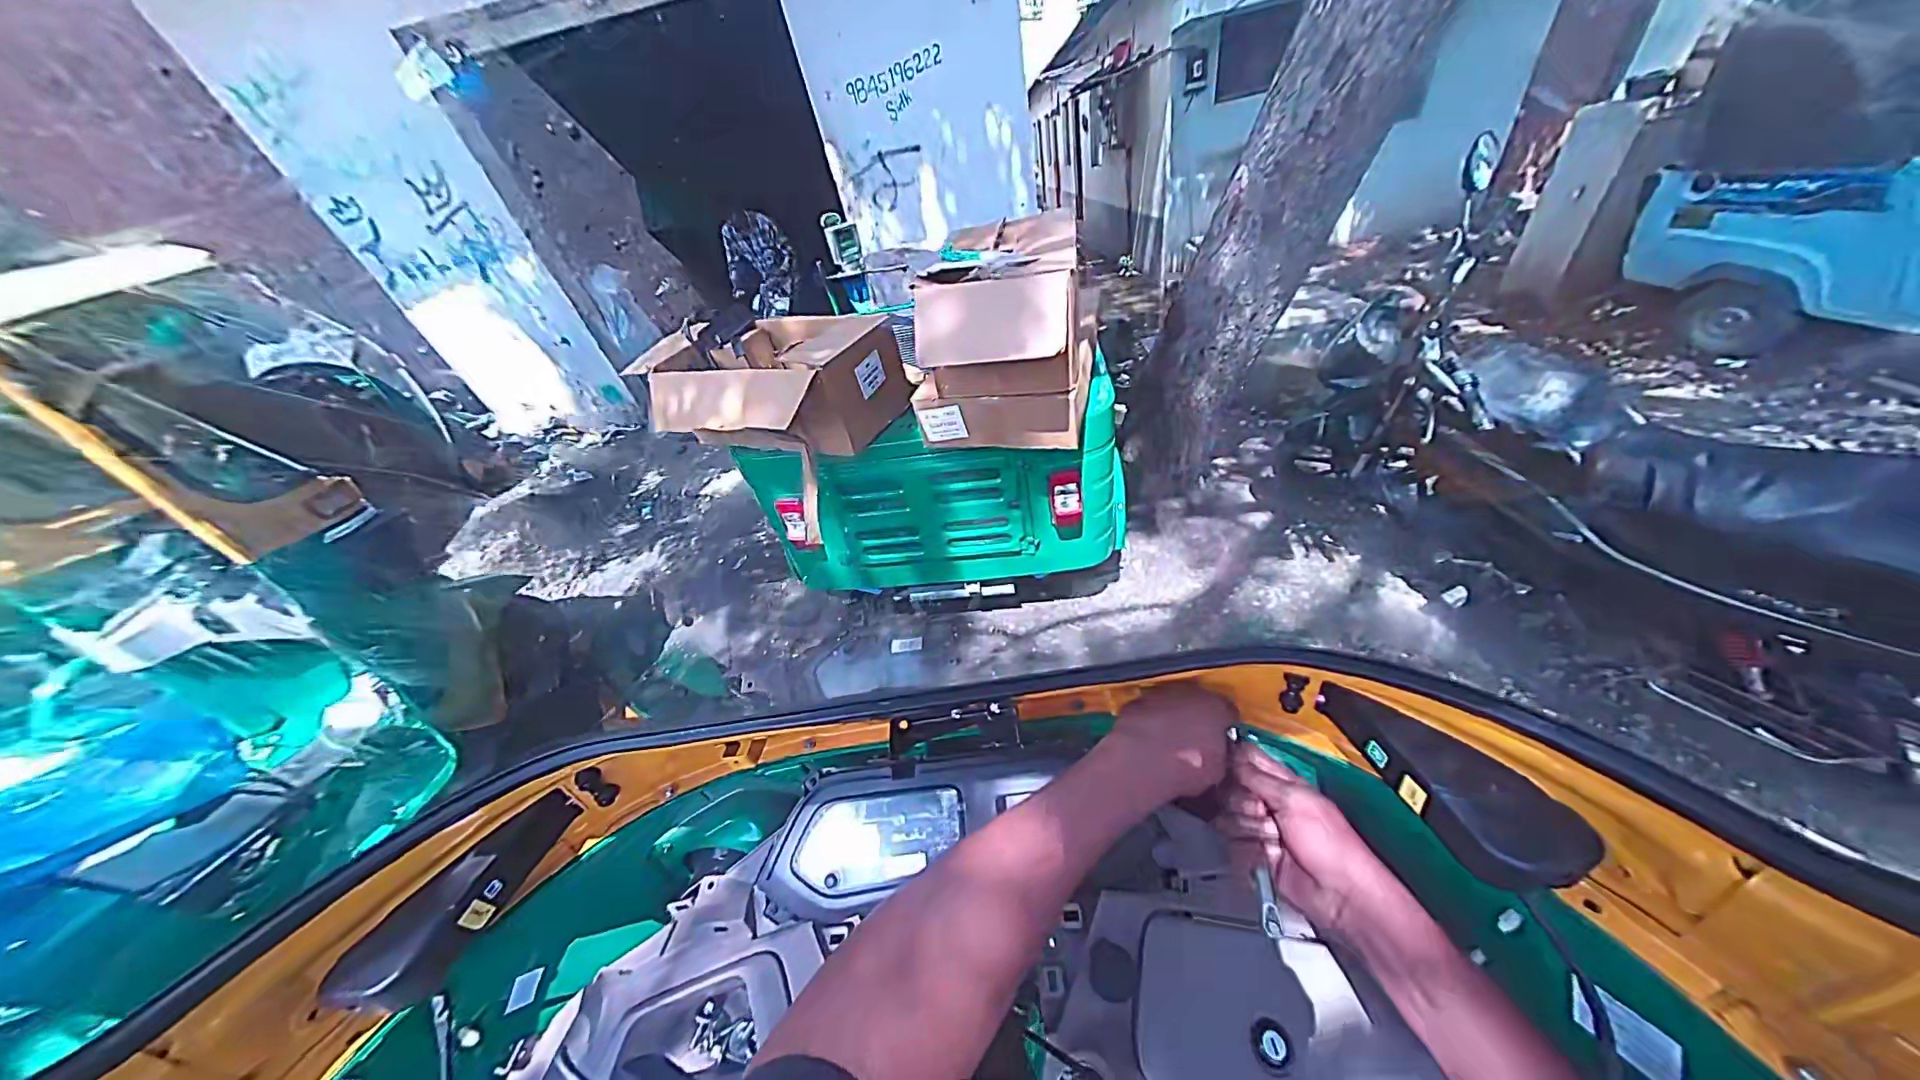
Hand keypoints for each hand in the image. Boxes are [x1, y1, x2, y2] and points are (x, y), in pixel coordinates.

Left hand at [1095, 684, 1235, 801]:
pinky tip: (1149, 738)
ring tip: (1170, 740)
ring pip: (1173, 702)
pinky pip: (1150, 709)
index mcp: (1217, 707)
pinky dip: (1151, 719)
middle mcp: (1190, 692)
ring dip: (1173, 715)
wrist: (1141, 760)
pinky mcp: (1136, 701)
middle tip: (1195, 740)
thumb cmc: (1187, 766)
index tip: (1222, 741)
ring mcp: (1160, 693)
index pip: (1229, 713)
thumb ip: (1222, 753)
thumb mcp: (1218, 769)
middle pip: (1200, 702)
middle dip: (1199, 718)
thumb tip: (1219, 753)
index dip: (1226, 727)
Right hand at [1215, 742, 1394, 934]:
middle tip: (1263, 812)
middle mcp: (1265, 801)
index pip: (1247, 758)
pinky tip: (1268, 856)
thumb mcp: (1295, 800)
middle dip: (1242, 801)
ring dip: (1248, 828)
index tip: (1232, 770)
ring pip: (1227, 815)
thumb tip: (1230, 755)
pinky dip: (1248, 849)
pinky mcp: (1253, 852)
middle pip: (1230, 788)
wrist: (1338, 893)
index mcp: (1281, 782)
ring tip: (1273, 840)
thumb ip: (1258, 777)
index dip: (1234, 760)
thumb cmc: (1328, 842)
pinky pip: (1232, 842)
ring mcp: (1258, 828)